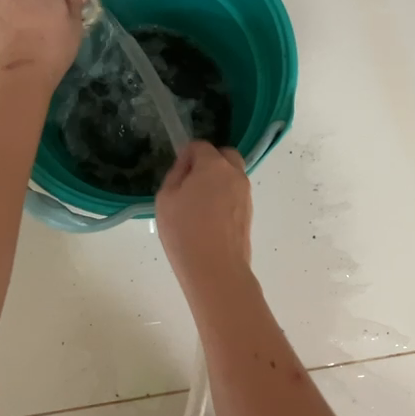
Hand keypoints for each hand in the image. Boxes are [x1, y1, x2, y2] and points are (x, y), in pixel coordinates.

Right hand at [155, 141, 253, 292]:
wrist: (215, 269)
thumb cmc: (184, 231)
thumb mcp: (165, 198)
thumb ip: (176, 175)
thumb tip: (187, 167)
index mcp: (213, 165)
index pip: (200, 146)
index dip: (186, 156)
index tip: (177, 174)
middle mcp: (235, 174)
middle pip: (224, 155)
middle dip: (209, 161)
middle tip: (191, 182)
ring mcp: (245, 194)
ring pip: (232, 175)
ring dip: (218, 180)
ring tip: (199, 204)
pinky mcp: (249, 213)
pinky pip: (235, 194)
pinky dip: (224, 197)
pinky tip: (209, 218)